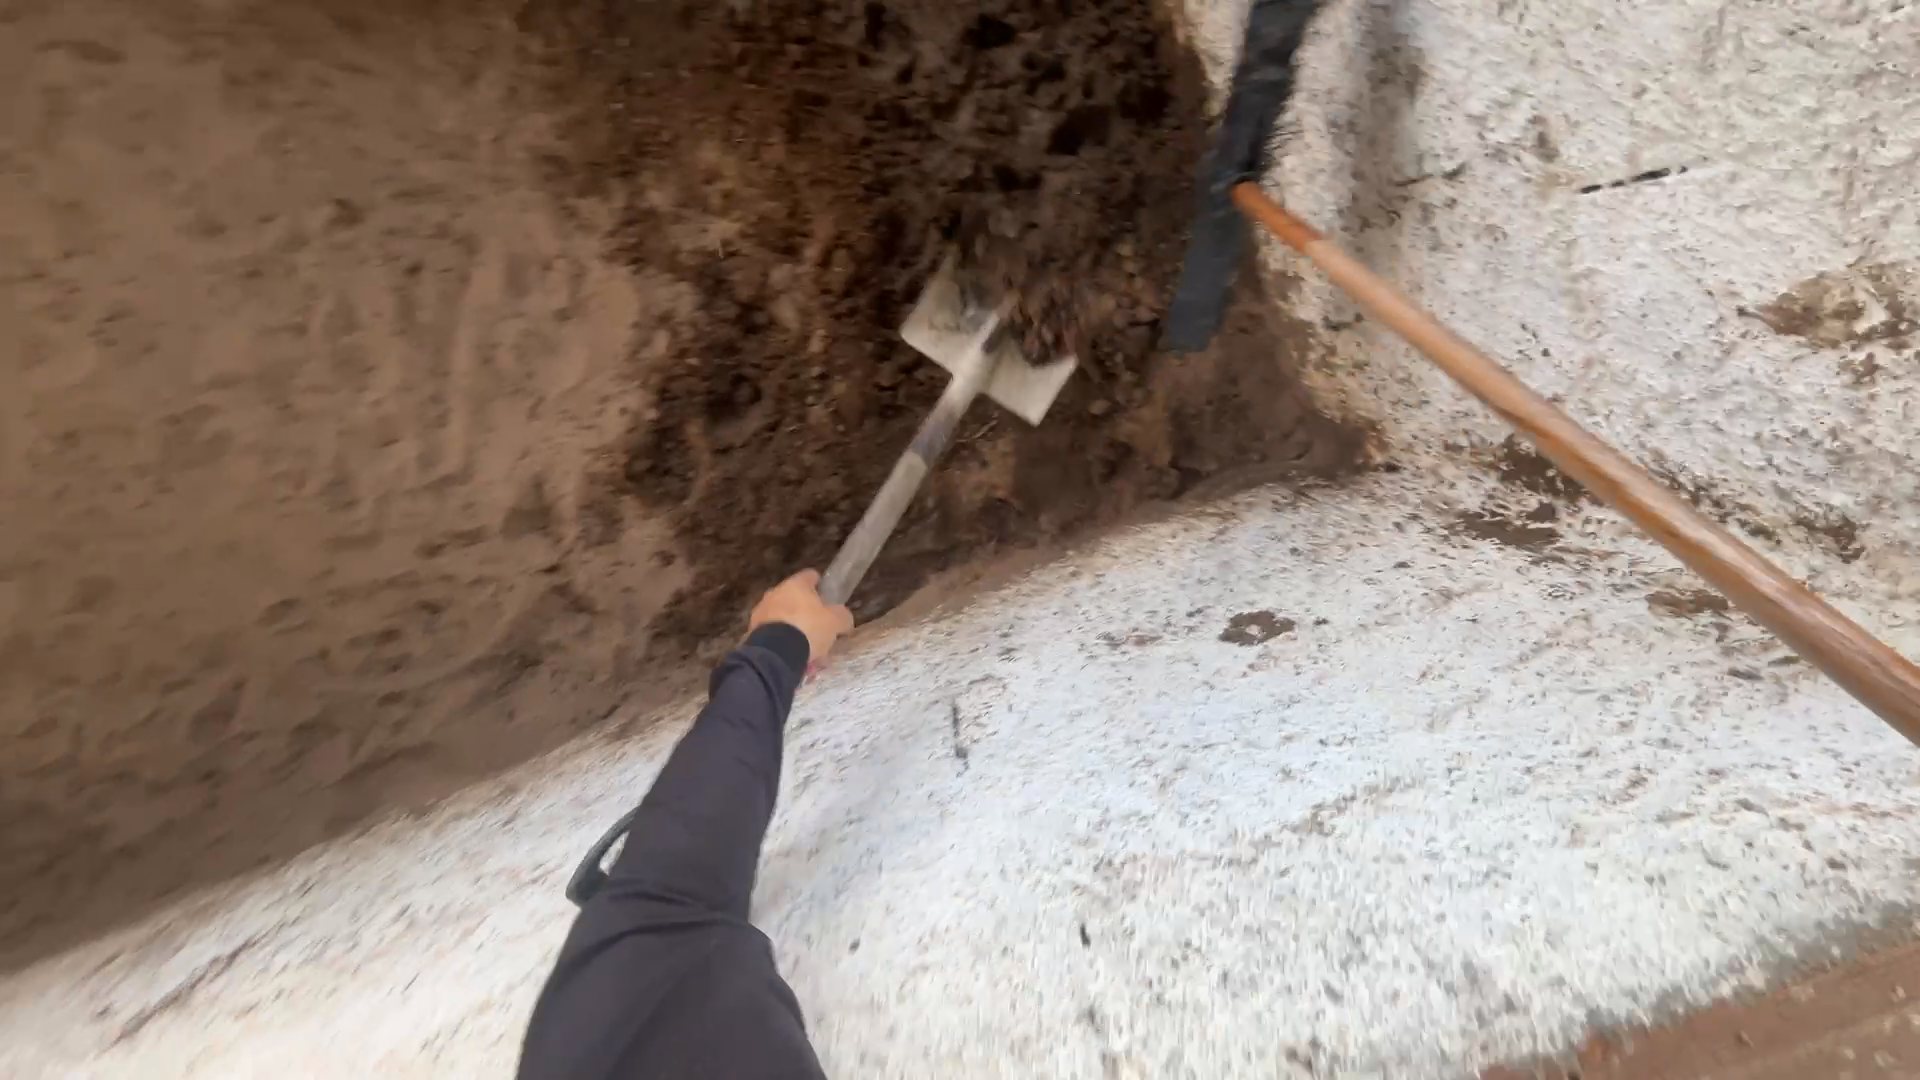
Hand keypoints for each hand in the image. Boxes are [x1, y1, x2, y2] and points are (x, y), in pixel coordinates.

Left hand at [749, 569, 853, 665]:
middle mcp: (775, 593)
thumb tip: (843, 617)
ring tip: (812, 653)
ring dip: (798, 633)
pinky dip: (787, 645)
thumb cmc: (808, 628)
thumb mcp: (835, 622)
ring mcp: (762, 613)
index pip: (810, 576)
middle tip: (822, 630)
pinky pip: (776, 636)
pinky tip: (798, 660)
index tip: (827, 595)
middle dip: (809, 615)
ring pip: (786, 621)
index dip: (820, 584)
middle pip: (796, 600)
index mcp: (795, 585)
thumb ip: (842, 616)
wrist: (776, 653)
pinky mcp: (754, 632)